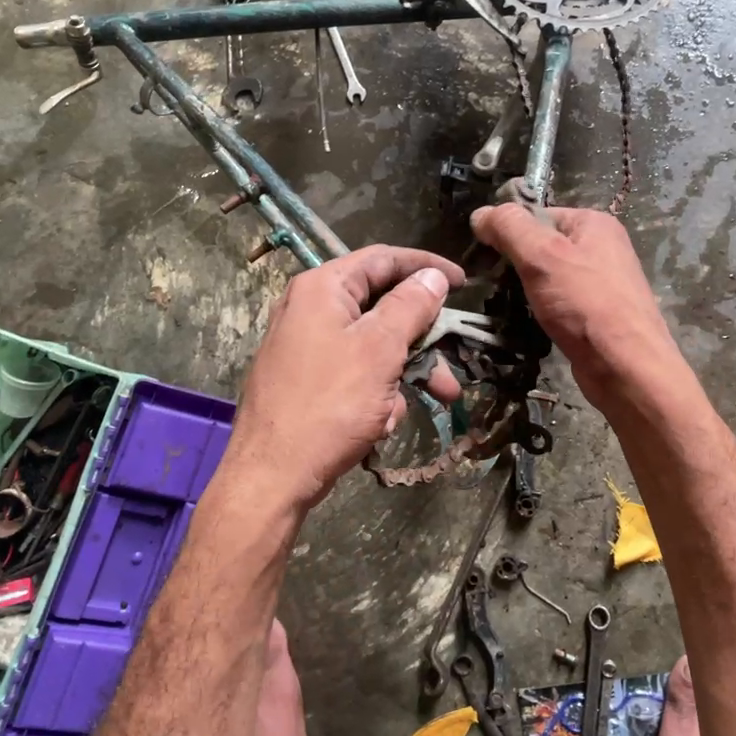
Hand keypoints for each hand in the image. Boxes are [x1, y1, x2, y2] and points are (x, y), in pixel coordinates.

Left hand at [222, 246, 465, 512]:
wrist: (271, 477)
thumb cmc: (329, 405)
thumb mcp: (380, 349)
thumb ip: (410, 306)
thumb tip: (431, 276)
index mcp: (323, 288)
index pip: (384, 258)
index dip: (426, 267)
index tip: (463, 284)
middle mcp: (309, 307)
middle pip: (381, 304)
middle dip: (423, 335)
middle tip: (455, 357)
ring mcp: (305, 345)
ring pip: (373, 344)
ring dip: (408, 370)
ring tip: (439, 399)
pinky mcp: (306, 379)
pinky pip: (355, 372)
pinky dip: (378, 391)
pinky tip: (384, 422)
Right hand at [470, 205, 684, 406]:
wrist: (627, 369)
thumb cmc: (585, 304)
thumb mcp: (542, 255)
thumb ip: (509, 228)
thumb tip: (480, 214)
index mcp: (593, 223)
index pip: (537, 214)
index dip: (508, 231)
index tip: (484, 255)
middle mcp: (602, 247)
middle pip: (542, 245)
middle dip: (516, 263)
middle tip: (493, 283)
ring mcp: (601, 282)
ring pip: (548, 276)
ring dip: (526, 289)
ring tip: (508, 305)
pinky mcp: (597, 314)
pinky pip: (558, 302)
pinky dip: (541, 310)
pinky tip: (529, 323)